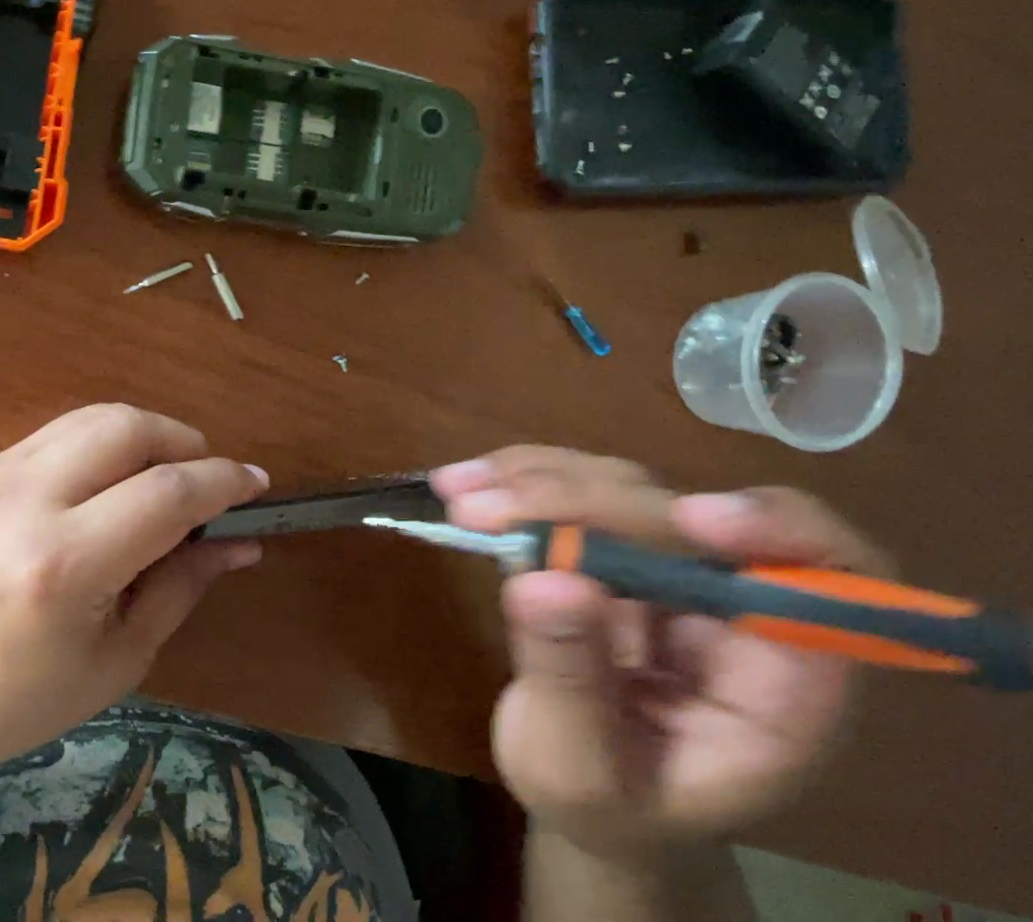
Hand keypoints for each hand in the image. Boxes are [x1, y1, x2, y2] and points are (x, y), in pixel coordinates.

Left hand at [0, 404, 268, 786]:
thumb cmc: (6, 704)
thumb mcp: (110, 663)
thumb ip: (178, 590)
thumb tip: (238, 543)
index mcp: (63, 563)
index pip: (167, 493)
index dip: (223, 483)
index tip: (256, 487)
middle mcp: (26, 500)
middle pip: (127, 428)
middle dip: (184, 443)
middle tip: (208, 482)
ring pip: (89, 419)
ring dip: (142, 436)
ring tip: (164, 479)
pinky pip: (54, 435)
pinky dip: (97, 445)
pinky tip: (106, 487)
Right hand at [431, 447, 884, 856]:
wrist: (592, 801)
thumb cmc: (607, 806)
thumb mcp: (580, 769)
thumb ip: (571, 680)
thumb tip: (546, 576)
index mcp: (779, 683)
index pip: (826, 580)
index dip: (776, 531)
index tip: (688, 516)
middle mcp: (740, 611)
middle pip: (689, 520)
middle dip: (584, 502)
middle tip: (483, 510)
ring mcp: (678, 573)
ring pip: (629, 490)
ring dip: (540, 480)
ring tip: (459, 493)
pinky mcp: (621, 553)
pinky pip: (582, 494)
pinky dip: (519, 480)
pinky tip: (462, 484)